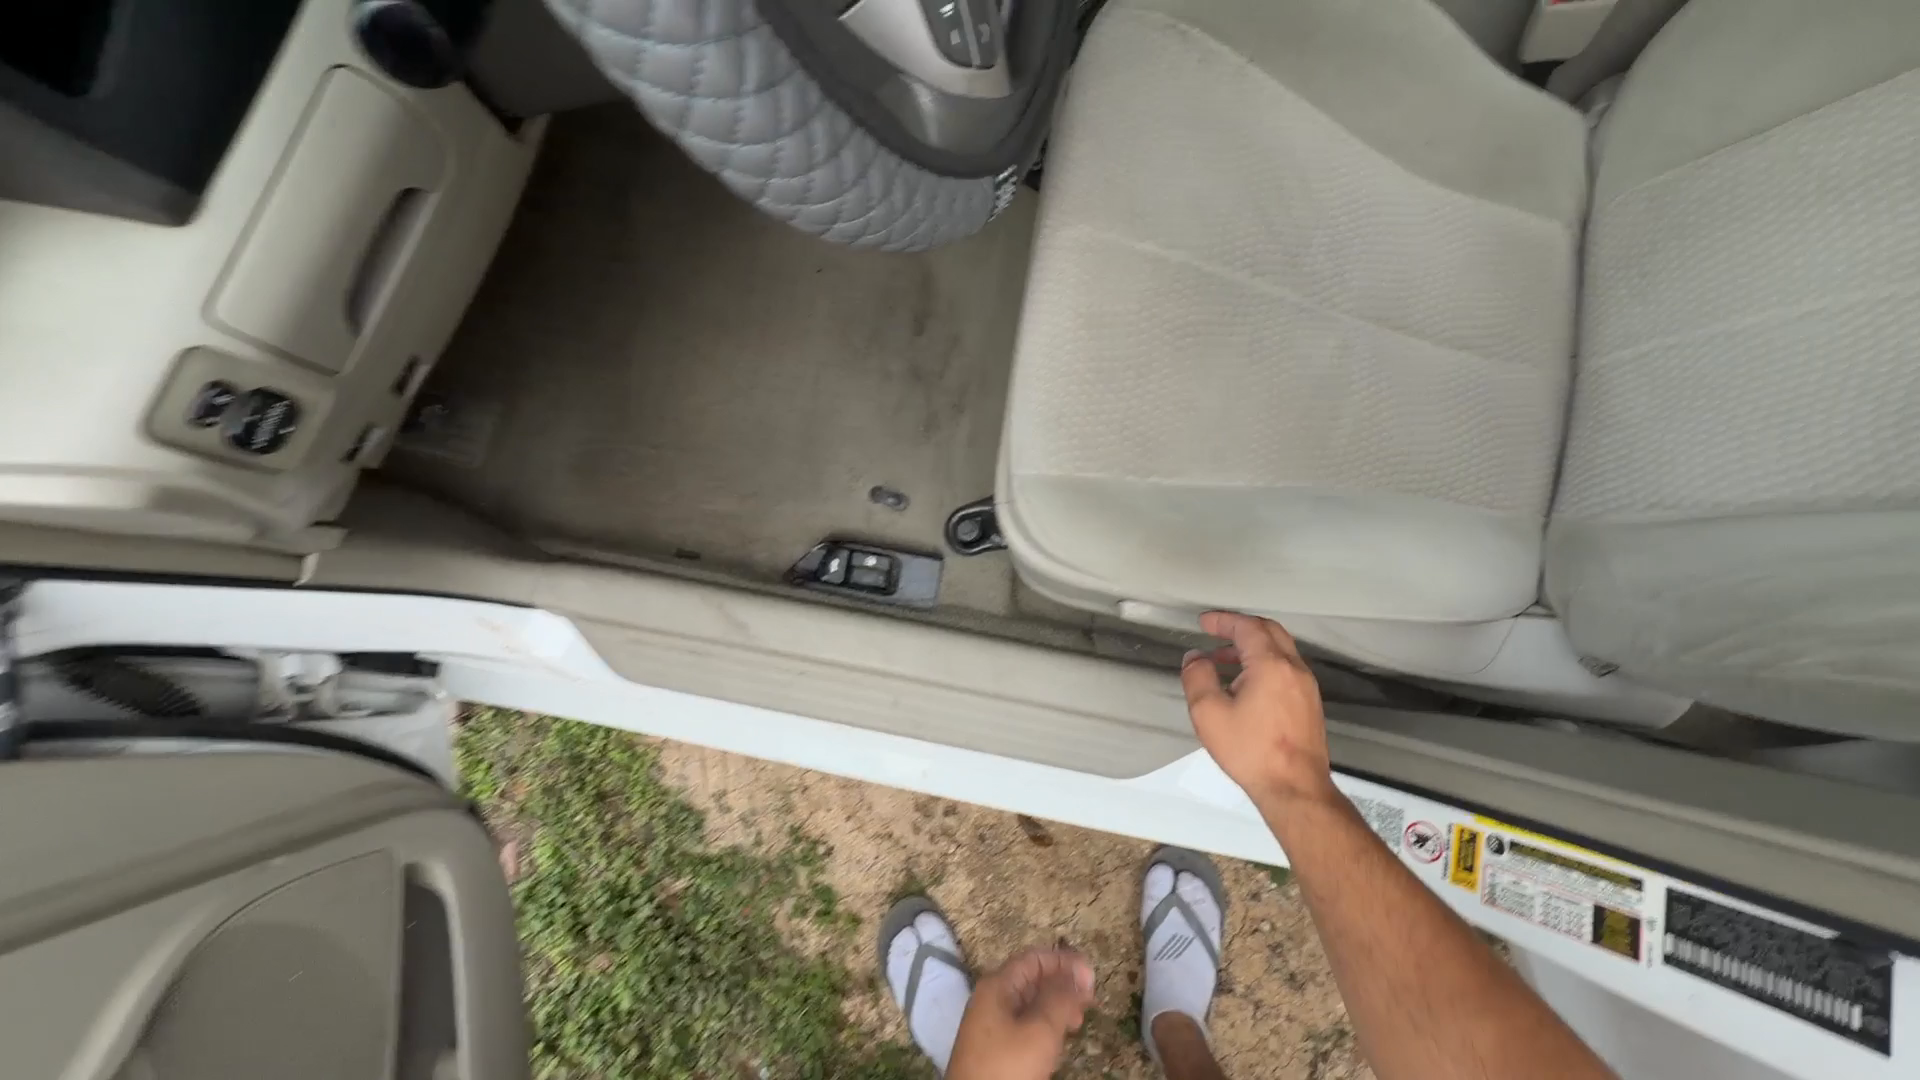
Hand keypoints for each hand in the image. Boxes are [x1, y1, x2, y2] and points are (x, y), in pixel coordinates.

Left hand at [946, 947, 1094, 1079]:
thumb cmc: (1008, 1067)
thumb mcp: (1040, 1030)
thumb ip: (1061, 997)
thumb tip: (1079, 971)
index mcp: (998, 985)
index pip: (1034, 958)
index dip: (1064, 961)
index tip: (1091, 976)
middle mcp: (992, 999)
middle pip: (1031, 979)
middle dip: (1062, 985)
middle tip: (1089, 1001)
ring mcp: (991, 1025)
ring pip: (1029, 1004)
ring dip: (1056, 1007)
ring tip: (1078, 1021)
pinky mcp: (994, 1050)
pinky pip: (1024, 1026)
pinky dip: (1045, 1026)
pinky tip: (1058, 1040)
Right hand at [1180, 612, 1336, 809]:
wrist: (1294, 787)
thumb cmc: (1251, 751)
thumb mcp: (1208, 713)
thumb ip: (1197, 677)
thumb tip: (1195, 658)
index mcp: (1271, 665)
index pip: (1247, 627)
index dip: (1223, 620)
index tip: (1204, 622)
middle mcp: (1294, 669)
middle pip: (1269, 631)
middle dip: (1240, 627)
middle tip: (1216, 632)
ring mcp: (1306, 686)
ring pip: (1280, 650)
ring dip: (1252, 647)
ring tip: (1223, 660)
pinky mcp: (1309, 703)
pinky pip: (1286, 668)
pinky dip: (1264, 663)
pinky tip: (1245, 683)